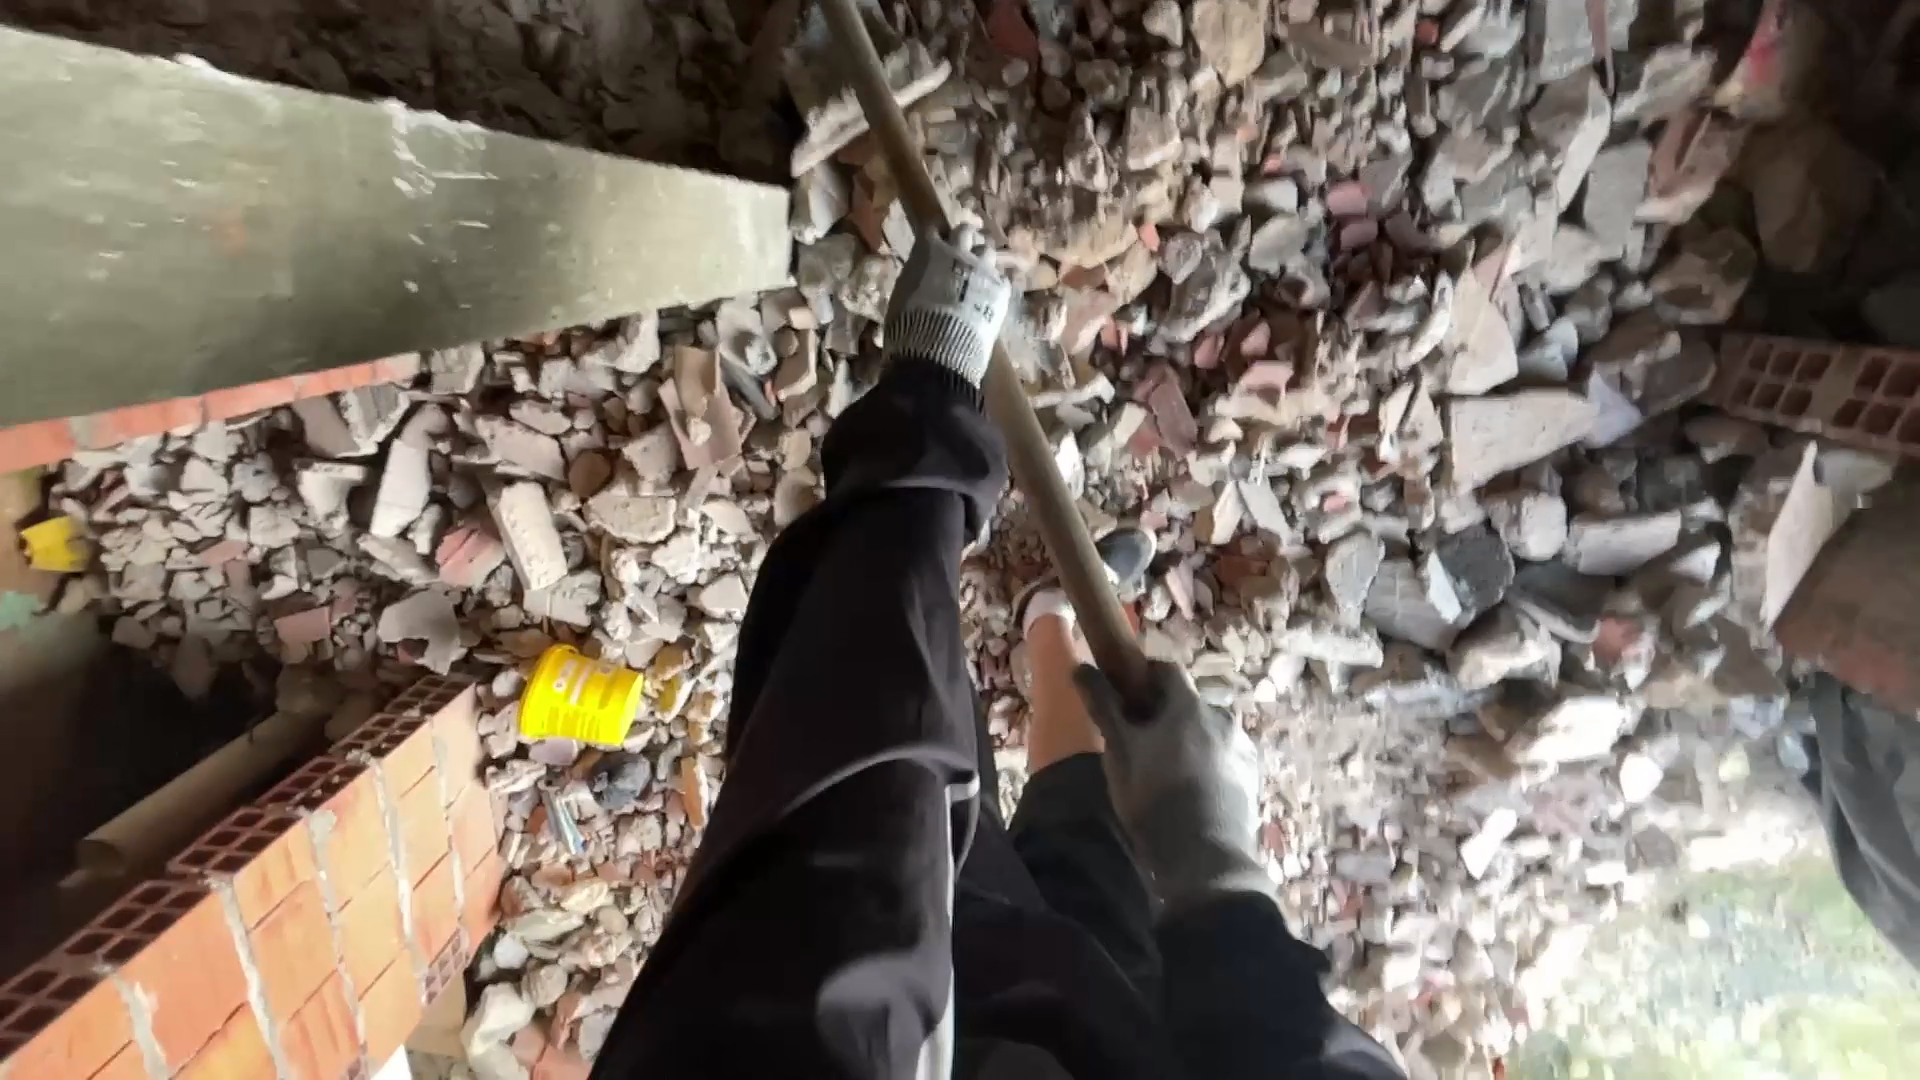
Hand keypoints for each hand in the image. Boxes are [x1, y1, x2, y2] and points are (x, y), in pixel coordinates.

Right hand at [883, 226, 1010, 388]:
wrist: (939, 348)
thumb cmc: (909, 324)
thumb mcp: (902, 294)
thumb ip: (916, 275)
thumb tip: (921, 273)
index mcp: (929, 249)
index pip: (932, 228)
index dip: (934, 236)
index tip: (934, 243)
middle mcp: (959, 252)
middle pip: (965, 232)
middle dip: (963, 239)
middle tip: (961, 251)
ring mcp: (982, 269)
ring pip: (988, 250)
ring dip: (982, 259)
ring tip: (979, 273)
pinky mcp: (1000, 290)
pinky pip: (1002, 278)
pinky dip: (996, 284)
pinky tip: (991, 294)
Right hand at [1074, 660, 1270, 911]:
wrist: (1205, 861)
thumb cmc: (1154, 797)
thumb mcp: (1119, 750)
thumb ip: (1103, 705)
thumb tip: (1080, 666)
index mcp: (1190, 705)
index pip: (1166, 669)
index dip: (1143, 674)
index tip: (1124, 691)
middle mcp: (1223, 717)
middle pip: (1188, 701)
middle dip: (1165, 710)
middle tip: (1140, 735)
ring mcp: (1242, 748)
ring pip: (1207, 729)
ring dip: (1187, 736)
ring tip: (1165, 765)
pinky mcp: (1252, 777)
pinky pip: (1223, 755)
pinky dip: (1206, 759)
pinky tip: (1189, 785)